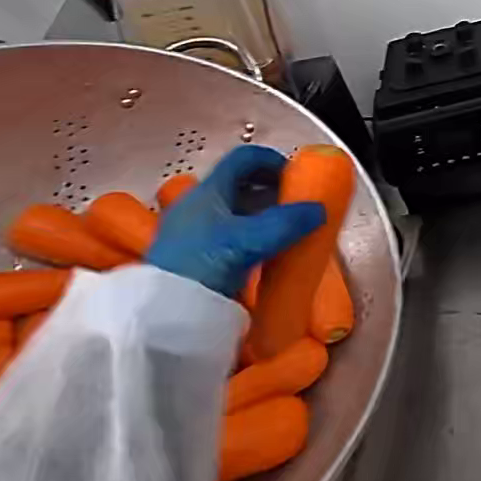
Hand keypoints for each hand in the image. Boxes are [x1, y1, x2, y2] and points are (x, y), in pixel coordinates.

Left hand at [145, 145, 325, 297]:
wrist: (163, 321)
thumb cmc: (198, 269)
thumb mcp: (248, 240)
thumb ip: (286, 223)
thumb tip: (317, 210)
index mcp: (207, 192)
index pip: (244, 158)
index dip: (272, 160)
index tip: (295, 173)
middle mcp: (199, 207)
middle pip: (242, 184)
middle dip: (274, 189)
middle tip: (297, 202)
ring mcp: (197, 234)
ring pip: (239, 212)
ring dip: (266, 215)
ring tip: (289, 228)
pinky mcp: (198, 260)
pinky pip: (235, 237)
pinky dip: (257, 238)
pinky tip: (270, 254)